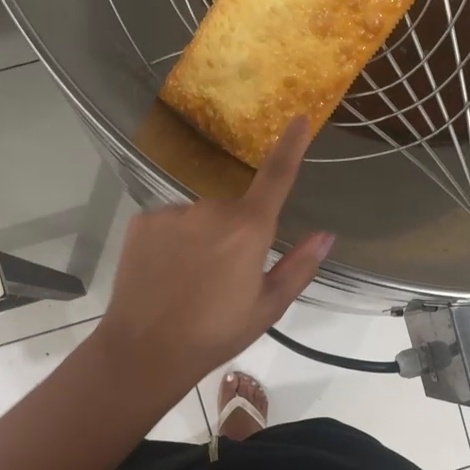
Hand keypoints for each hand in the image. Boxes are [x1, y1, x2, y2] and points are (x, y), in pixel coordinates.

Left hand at [94, 117, 332, 386]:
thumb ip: (299, 267)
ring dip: (200, 241)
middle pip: (232, 212)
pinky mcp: (143, 221)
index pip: (276, 177)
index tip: (299, 118)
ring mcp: (172, 212)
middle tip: (222, 282)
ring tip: (189, 285)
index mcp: (248, 229)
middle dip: (233, 237)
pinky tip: (165, 276)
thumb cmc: (215, 334)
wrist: (145, 350)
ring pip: (198, 219)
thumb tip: (326, 235)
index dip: (290, 146)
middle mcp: (211, 209)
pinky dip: (171, 245)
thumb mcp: (267, 307)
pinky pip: (168, 225)